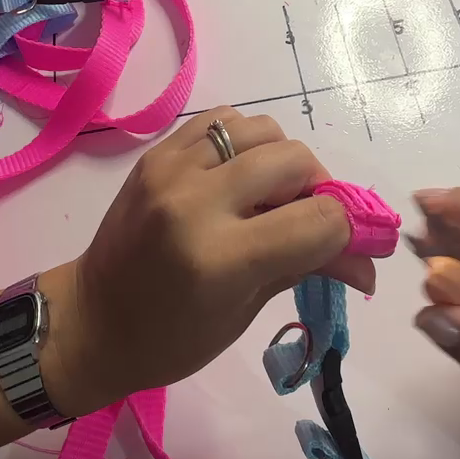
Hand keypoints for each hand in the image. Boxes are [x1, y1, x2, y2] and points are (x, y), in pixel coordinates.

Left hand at [39, 107, 375, 416]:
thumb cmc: (170, 338)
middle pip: (295, 160)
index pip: (317, 219)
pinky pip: (223, 120)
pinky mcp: (157, 152)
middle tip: (307, 218)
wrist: (90, 320)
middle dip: (319, 189)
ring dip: (282, 160)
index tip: (348, 246)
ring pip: (263, 129)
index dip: (345, 230)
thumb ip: (308, 266)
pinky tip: (236, 174)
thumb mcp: (245, 311)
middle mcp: (196, 201)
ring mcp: (172, 168)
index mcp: (219, 258)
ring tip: (268, 195)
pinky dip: (244, 141)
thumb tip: (369, 259)